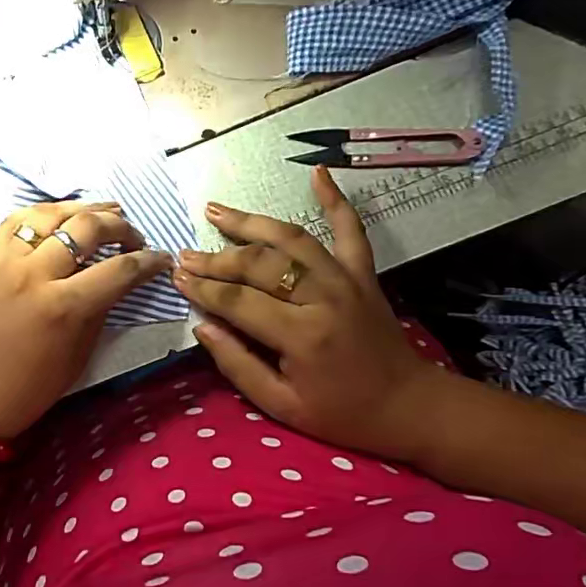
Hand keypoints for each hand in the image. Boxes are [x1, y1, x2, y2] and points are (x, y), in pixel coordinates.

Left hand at [0, 201, 173, 439]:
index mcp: (63, 306)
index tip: (162, 259)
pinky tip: (61, 216)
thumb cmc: (33, 384)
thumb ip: (103, 306)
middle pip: (88, 228)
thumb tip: (124, 277)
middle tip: (134, 238)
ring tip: (106, 213)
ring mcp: (8, 261)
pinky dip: (43, 213)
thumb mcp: (81, 350)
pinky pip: (17, 220)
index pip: (119, 269)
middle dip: (120, 227)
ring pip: (52, 213)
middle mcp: (35, 274)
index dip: (149, 261)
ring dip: (84, 209)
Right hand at [171, 168, 440, 462]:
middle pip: (260, 265)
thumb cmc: (342, 414)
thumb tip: (203, 325)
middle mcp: (323, 297)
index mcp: (302, 336)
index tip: (176, 276)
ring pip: (292, 239)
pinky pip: (350, 229)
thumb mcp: (282, 406)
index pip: (239, 302)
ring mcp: (346, 279)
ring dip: (252, 222)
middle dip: (218, 258)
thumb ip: (238, 364)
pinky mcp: (363, 273)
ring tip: (217, 210)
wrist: (409, 406)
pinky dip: (336, 199)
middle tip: (186, 254)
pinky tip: (320, 172)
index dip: (204, 288)